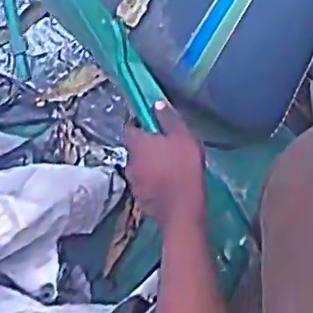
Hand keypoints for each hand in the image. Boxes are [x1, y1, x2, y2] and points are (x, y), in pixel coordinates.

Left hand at [124, 100, 206, 226]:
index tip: (153, 122)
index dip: (139, 123)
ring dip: (148, 162)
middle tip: (165, 143)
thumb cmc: (183, 165)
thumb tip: (155, 103)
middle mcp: (130, 162)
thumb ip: (167, 117)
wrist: (182, 209)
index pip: (129, 128)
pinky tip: (166, 180)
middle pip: (134, 147)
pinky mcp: (139, 199)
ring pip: (138, 165)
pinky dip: (151, 178)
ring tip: (167, 163)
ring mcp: (133, 182)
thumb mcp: (182, 135)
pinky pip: (144, 182)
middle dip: (146, 144)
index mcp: (138, 144)